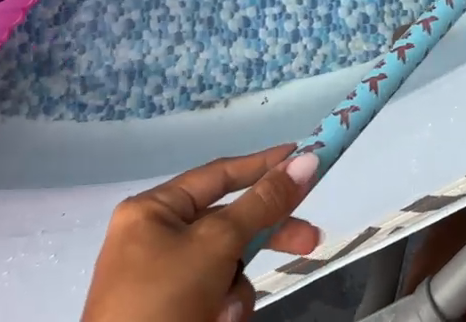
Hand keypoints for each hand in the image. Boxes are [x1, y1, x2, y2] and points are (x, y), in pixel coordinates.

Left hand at [82, 145, 323, 321]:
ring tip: (226, 317)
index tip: (307, 159)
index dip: (265, 165)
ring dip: (237, 290)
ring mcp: (162, 279)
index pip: (220, 174)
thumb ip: (265, 201)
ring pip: (227, 264)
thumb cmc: (164, 302)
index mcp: (154, 211)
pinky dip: (224, 310)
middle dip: (267, 237)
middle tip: (311, 241)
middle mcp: (156, 238)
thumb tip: (307, 160)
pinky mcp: (171, 313)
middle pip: (229, 222)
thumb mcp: (218, 244)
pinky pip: (214, 295)